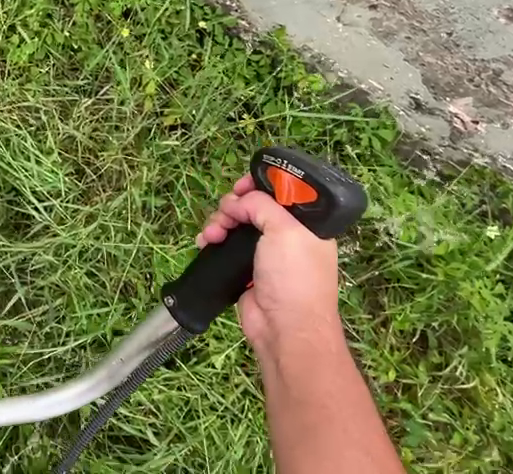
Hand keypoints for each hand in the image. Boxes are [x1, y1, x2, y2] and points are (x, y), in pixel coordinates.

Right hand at [195, 175, 340, 351]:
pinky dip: (212, 238)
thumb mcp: (285, 230)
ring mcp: (265, 253)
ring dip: (218, 222)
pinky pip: (224, 242)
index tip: (241, 186)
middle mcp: (287, 237)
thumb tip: (236, 203)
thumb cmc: (293, 277)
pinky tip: (205, 241)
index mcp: (307, 227)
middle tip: (227, 213)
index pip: (282, 193)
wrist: (284, 327)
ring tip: (213, 234)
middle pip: (252, 205)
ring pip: (234, 222)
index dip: (260, 185)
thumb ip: (260, 205)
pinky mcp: (245, 266)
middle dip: (233, 205)